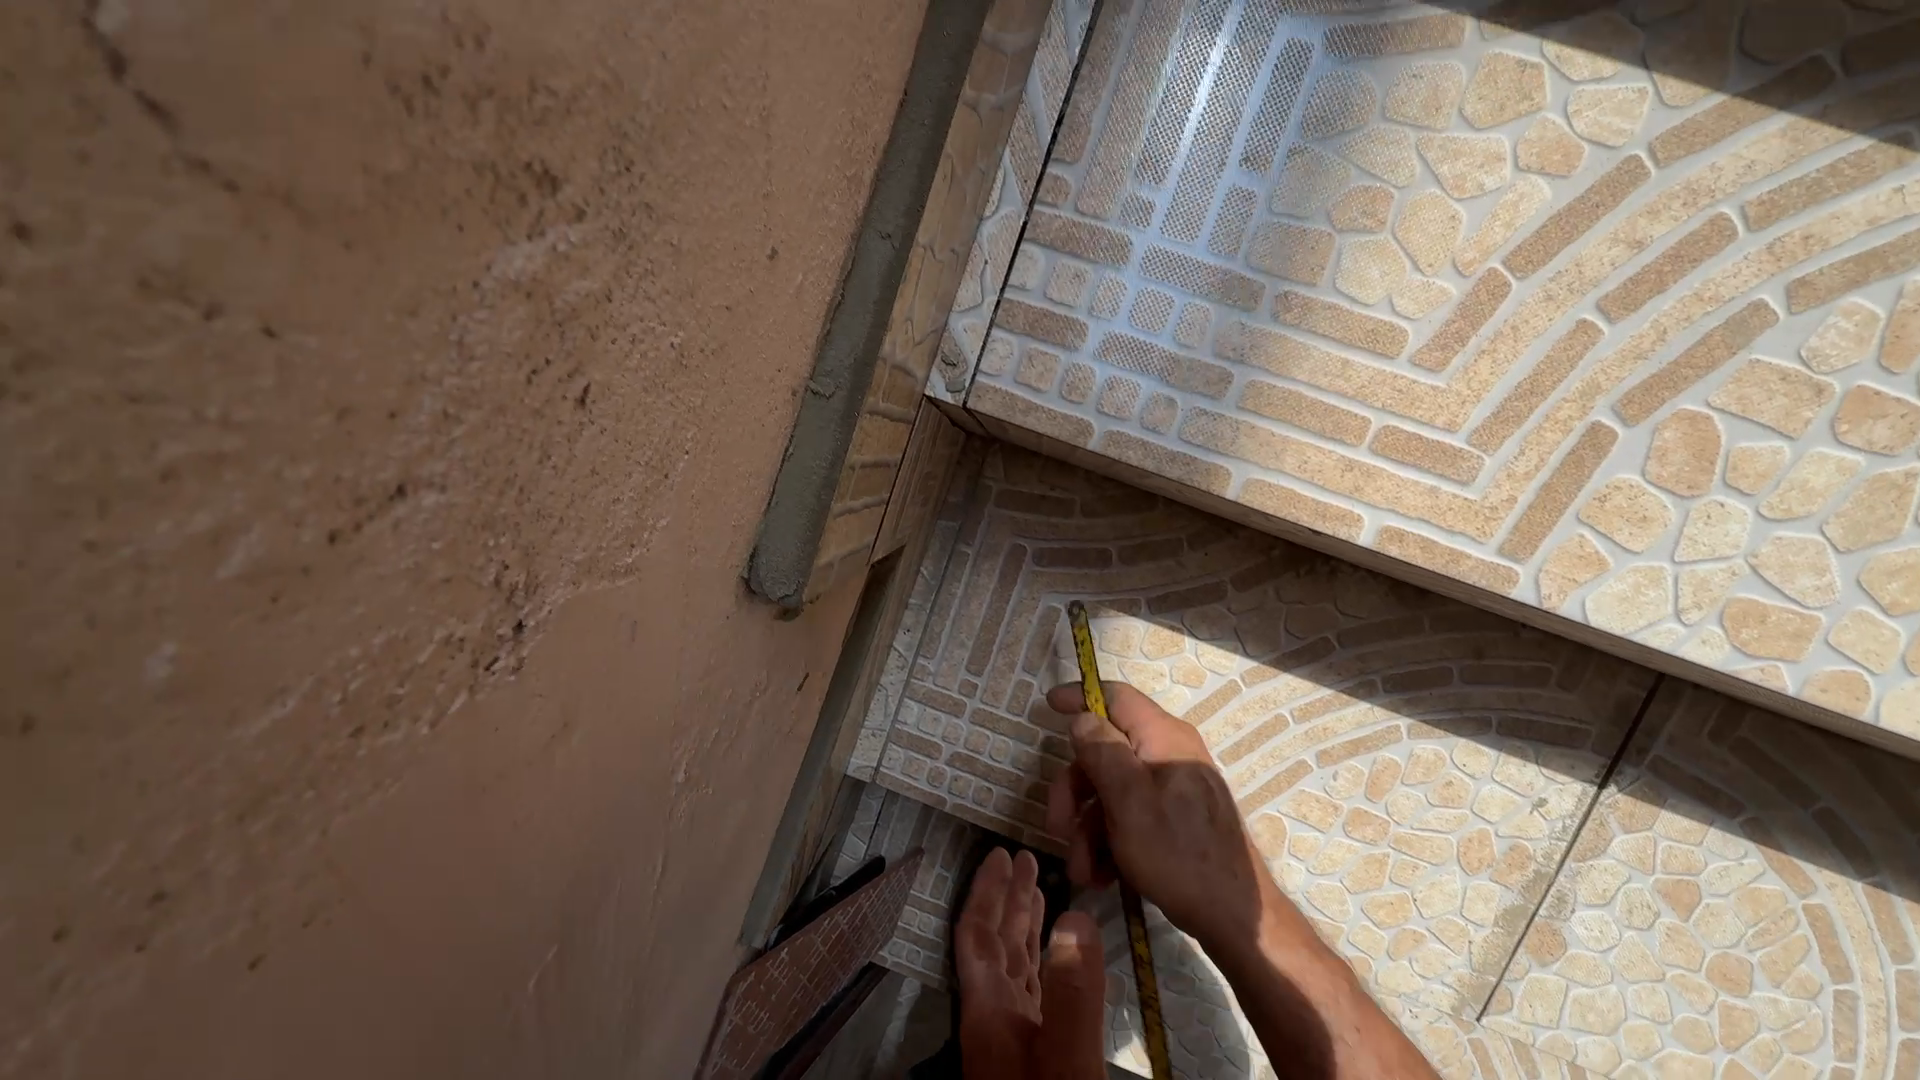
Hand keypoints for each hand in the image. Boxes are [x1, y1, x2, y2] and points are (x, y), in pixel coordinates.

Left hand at [955, 848, 1106, 1079]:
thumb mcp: (1065, 1059)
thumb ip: (1072, 993)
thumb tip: (1076, 917)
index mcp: (988, 1011)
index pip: (976, 937)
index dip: (985, 893)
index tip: (1000, 856)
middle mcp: (994, 1018)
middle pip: (995, 946)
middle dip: (1008, 899)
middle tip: (1024, 858)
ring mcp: (1012, 1038)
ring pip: (1014, 968)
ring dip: (1025, 927)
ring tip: (1038, 891)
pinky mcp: (1035, 1055)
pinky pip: (1033, 991)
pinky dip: (1044, 962)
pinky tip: (1058, 954)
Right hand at [1044, 682, 1271, 951]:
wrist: (1236, 917)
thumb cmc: (1178, 853)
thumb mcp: (1129, 800)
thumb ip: (1102, 751)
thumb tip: (1083, 718)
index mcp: (1163, 738)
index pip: (1117, 697)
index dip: (1080, 696)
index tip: (1048, 706)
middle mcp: (1168, 755)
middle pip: (1105, 752)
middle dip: (1075, 791)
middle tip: (1057, 828)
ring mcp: (1173, 789)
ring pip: (1112, 791)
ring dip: (1088, 828)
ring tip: (1083, 871)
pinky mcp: (1175, 820)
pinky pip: (1130, 816)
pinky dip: (1109, 841)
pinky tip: (1102, 875)